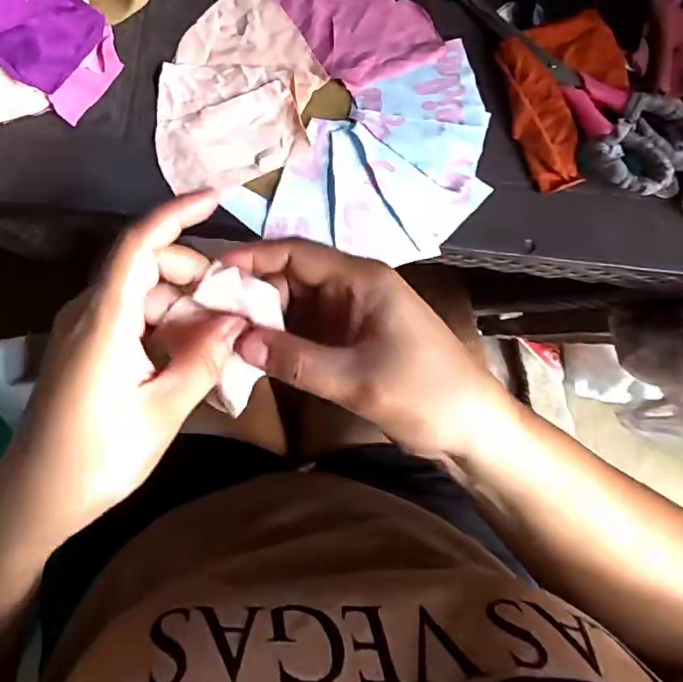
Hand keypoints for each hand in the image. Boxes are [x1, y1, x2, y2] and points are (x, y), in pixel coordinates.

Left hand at [13, 192, 246, 538]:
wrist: (30, 501)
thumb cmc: (95, 458)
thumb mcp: (161, 411)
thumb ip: (204, 359)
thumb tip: (239, 320)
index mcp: (106, 318)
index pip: (140, 243)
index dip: (176, 213)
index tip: (216, 197)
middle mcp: (90, 310)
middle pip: (147, 264)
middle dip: (194, 272)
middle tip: (233, 303)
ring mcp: (83, 327)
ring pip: (142, 290)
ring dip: (182, 301)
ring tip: (220, 333)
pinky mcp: (85, 345)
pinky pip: (131, 314)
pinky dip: (164, 321)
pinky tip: (190, 349)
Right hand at [215, 240, 512, 462]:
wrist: (474, 429)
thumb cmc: (424, 393)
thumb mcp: (356, 380)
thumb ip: (295, 358)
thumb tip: (238, 339)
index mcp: (361, 278)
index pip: (296, 253)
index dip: (252, 258)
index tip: (211, 272)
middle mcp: (353, 287)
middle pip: (291, 275)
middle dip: (252, 290)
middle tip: (208, 311)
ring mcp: (352, 313)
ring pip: (296, 303)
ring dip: (263, 316)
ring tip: (222, 332)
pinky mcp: (351, 338)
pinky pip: (307, 328)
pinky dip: (281, 337)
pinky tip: (254, 352)